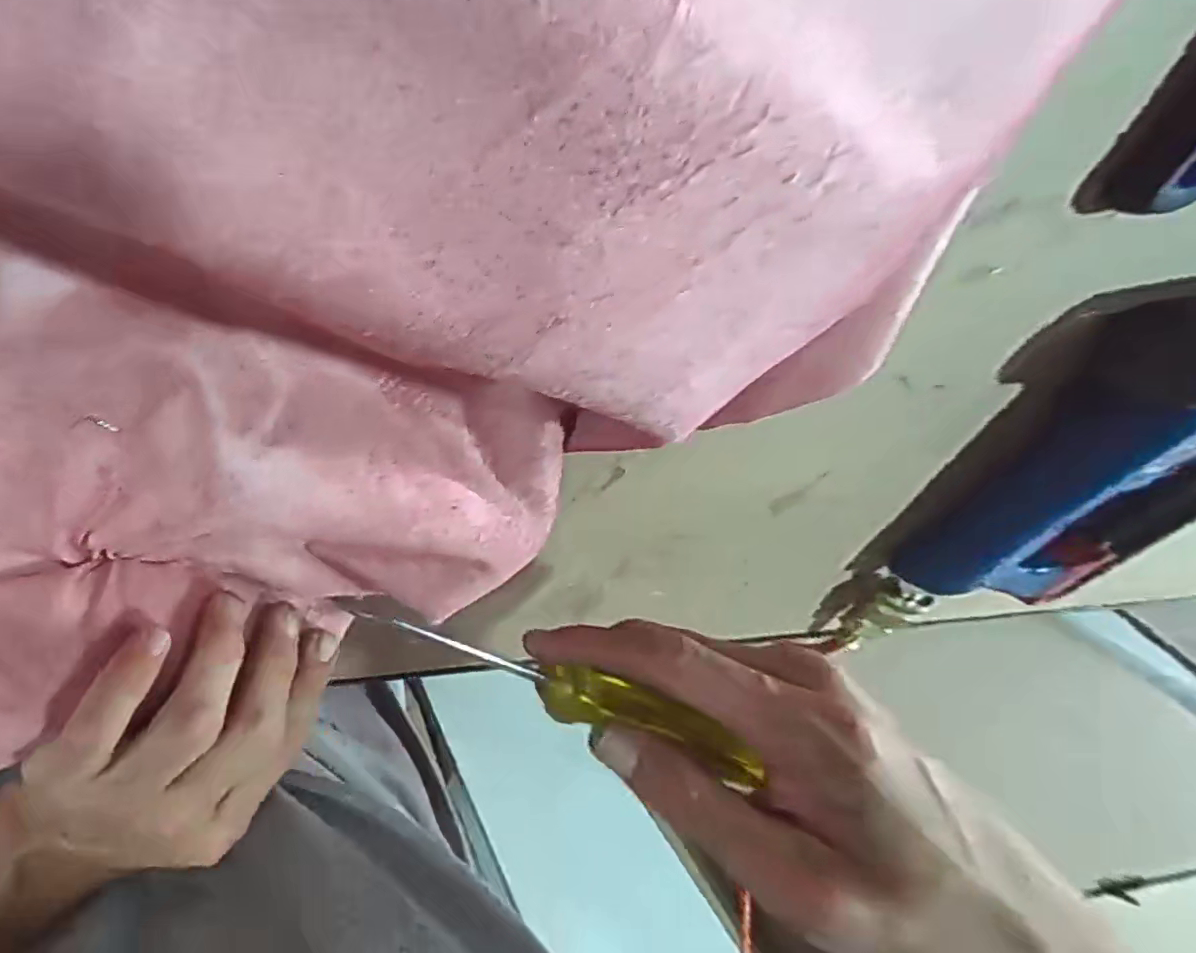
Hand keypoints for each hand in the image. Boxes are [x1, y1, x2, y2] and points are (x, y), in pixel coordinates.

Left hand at [0, 591, 337, 952]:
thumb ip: (240, 727)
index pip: (282, 745)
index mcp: (225, 815)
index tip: (323, 629)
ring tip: (228, 604)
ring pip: (190, 724)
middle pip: (246, 732)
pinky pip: (106, 723)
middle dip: (271, 663)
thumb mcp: (197, 780)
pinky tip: (155, 634)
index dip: (309, 684)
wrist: (50, 838)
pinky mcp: (68, 776)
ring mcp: (125, 798)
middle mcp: (184, 816)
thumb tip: (304, 645)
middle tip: (278, 608)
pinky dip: (134, 676)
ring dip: (217, 656)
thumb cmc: (137, 787)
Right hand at [525, 621, 1119, 952]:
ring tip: (609, 709)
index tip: (538, 647)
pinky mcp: (823, 687)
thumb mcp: (795, 885)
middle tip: (560, 687)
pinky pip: (725, 667)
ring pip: (697, 653)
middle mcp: (806, 677)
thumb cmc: (910, 916)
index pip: (668, 657)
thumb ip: (693, 803)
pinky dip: (677, 682)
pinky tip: (674, 720)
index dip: (592, 644)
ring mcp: (819, 677)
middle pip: (677, 646)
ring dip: (641, 672)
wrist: (1030, 932)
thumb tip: (607, 734)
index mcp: (801, 722)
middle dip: (606, 657)